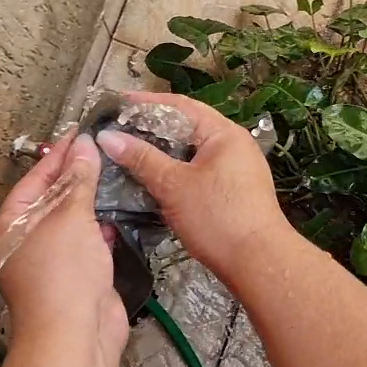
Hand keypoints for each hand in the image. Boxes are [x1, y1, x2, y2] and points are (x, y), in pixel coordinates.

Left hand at [0, 132, 120, 337]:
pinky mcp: (75, 278)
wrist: (75, 335)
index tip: (80, 131)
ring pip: (71, 222)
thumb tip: (84, 145)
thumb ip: (79, 179)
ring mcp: (51, 262)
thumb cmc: (63, 273)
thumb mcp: (71, 216)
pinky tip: (114, 216)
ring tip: (112, 175)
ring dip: (89, 202)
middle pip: (51, 199)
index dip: (59, 154)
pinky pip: (86, 244)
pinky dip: (99, 229)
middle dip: (75, 176)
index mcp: (11, 225)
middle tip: (99, 148)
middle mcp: (26, 242)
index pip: (35, 179)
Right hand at [95, 92, 294, 281]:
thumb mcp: (173, 185)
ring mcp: (236, 169)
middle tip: (118, 129)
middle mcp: (233, 144)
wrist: (259, 263)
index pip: (181, 106)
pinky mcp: (233, 192)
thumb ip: (141, 158)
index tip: (117, 104)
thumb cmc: (218, 218)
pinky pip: (198, 170)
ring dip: (163, 151)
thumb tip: (107, 137)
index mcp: (224, 133)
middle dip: (152, 128)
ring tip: (130, 152)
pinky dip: (175, 170)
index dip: (146, 103)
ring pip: (192, 151)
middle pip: (187, 127)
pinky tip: (154, 179)